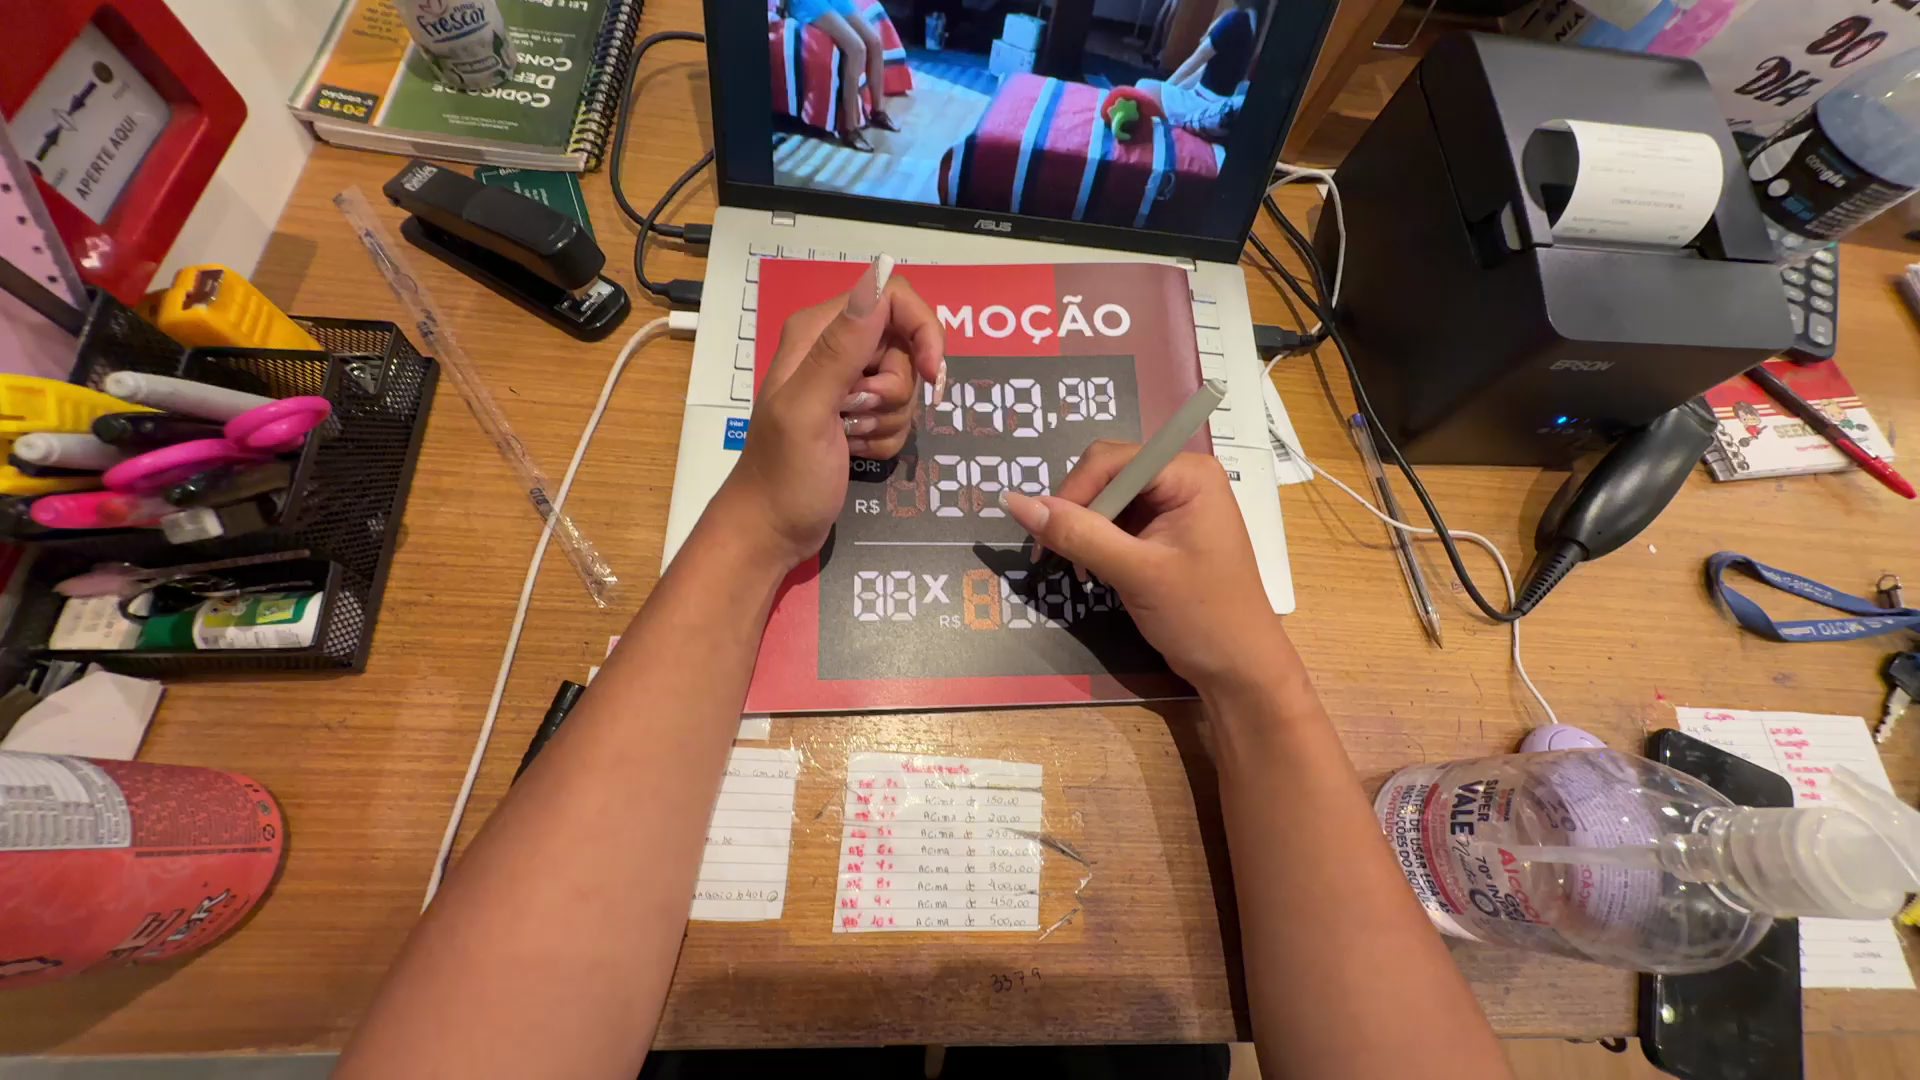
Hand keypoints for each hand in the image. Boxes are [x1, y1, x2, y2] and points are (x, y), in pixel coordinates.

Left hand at [709, 259, 944, 568]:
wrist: (772, 528)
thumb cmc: (783, 474)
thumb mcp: (808, 410)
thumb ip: (841, 350)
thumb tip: (878, 284)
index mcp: (818, 330)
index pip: (893, 297)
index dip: (923, 331)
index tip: (931, 376)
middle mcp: (836, 348)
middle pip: (907, 346)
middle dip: (895, 391)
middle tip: (855, 415)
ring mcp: (849, 383)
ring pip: (907, 385)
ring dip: (887, 420)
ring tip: (848, 437)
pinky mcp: (859, 414)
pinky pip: (899, 415)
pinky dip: (884, 438)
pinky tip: (853, 449)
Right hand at [999, 440, 1287, 691]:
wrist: (1239, 668)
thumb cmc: (1201, 616)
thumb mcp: (1136, 573)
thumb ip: (1077, 534)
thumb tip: (1013, 501)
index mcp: (1188, 473)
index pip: (1108, 460)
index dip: (1073, 493)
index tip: (1048, 539)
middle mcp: (1180, 478)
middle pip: (1104, 473)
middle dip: (1077, 512)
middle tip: (1059, 557)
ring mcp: (1173, 504)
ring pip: (1105, 499)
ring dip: (1083, 530)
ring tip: (1081, 570)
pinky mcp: (1163, 530)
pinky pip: (1115, 520)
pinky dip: (1096, 542)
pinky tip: (1094, 570)